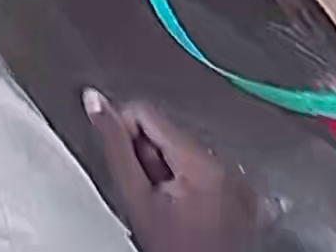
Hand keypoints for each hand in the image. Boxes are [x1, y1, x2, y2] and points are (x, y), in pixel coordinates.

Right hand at [84, 89, 251, 251]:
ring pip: (179, 144)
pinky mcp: (242, 192)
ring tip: (166, 200)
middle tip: (150, 190)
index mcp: (203, 164)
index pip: (145, 111)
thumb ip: (113, 141)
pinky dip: (183, 176)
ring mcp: (239, 181)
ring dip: (163, 164)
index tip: (130, 165)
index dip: (125, 132)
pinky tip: (183, 204)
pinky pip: (198, 162)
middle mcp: (228, 167)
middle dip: (147, 152)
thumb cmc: (171, 248)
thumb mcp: (133, 194)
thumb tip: (93, 98)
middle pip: (164, 128)